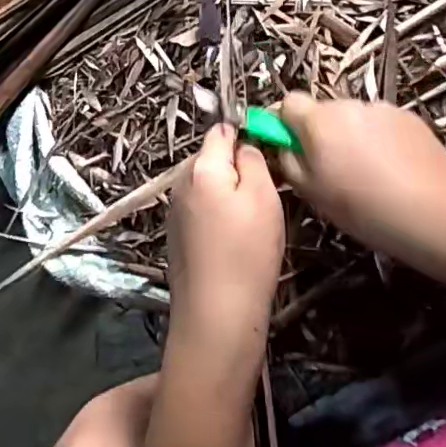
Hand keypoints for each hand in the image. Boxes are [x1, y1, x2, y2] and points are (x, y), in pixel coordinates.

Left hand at [166, 125, 284, 343]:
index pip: (222, 130)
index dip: (247, 135)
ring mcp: (175, 209)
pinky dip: (219, 214)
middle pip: (213, 157)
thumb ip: (253, 159)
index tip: (270, 155)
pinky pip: (202, 208)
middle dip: (238, 167)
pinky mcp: (177, 234)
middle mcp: (181, 182)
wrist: (216, 315)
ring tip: (255, 220)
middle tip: (268, 192)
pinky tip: (236, 239)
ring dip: (230, 192)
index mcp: (201, 167)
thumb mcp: (263, 196)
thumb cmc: (247, 252)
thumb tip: (244, 144)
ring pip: (208, 184)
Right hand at [277, 92, 445, 255]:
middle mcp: (348, 105)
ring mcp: (381, 109)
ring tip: (367, 176)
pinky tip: (392, 172)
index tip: (288, 147)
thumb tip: (282, 144)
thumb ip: (288, 161)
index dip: (284, 122)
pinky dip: (378, 142)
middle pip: (321, 111)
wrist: (440, 212)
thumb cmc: (366, 208)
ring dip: (350, 138)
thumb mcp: (312, 193)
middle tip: (329, 171)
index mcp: (318, 120)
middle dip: (320, 134)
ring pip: (352, 119)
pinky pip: (380, 125)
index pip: (286, 101)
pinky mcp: (409, 118)